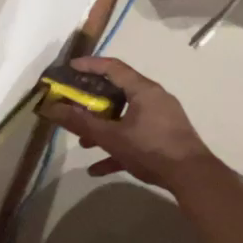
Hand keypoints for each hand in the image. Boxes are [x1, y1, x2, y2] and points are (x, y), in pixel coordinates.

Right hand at [37, 56, 216, 189]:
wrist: (192, 177)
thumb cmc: (151, 149)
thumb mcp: (110, 137)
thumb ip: (80, 122)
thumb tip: (51, 108)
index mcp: (143, 90)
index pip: (113, 67)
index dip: (89, 66)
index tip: (69, 69)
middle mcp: (154, 99)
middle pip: (118, 93)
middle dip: (92, 103)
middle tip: (73, 106)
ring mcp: (161, 119)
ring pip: (125, 117)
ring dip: (103, 128)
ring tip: (84, 143)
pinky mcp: (165, 139)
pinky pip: (136, 137)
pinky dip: (117, 147)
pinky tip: (98, 168)